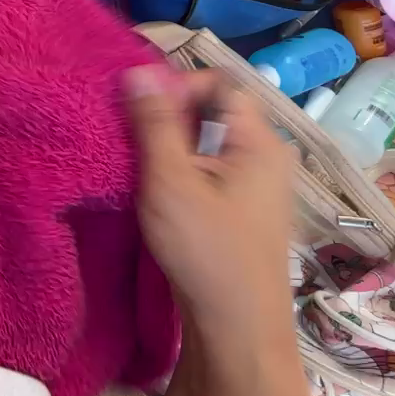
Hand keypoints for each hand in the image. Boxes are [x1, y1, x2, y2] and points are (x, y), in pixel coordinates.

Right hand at [124, 65, 295, 332]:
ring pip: (205, 139)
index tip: (138, 109)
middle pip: (211, 110)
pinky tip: (154, 183)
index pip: (219, 84)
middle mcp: (265, 155)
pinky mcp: (240, 204)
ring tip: (136, 158)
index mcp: (259, 143)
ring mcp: (255, 182)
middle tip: (128, 133)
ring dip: (168, 140)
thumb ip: (154, 122)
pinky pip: (207, 164)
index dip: (176, 86)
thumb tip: (138, 69)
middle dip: (166, 113)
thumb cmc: (205, 249)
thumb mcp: (170, 180)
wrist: (235, 326)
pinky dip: (178, 163)